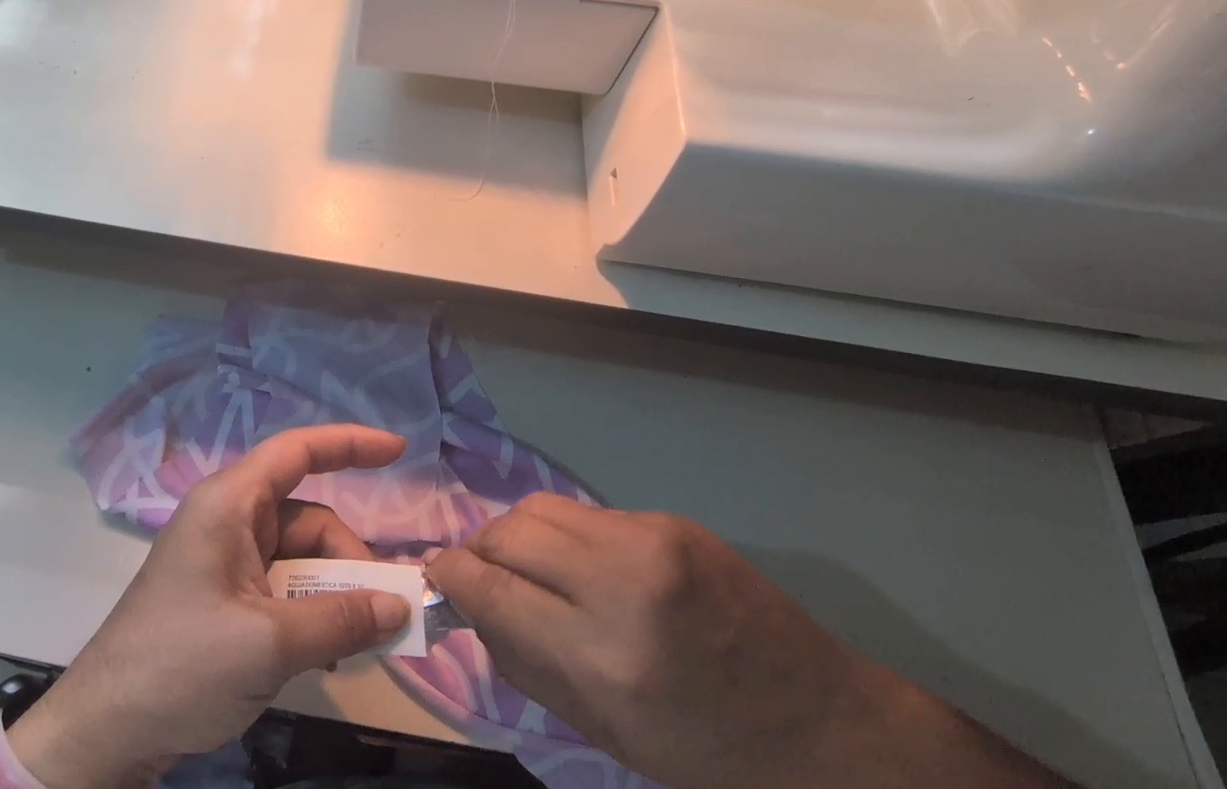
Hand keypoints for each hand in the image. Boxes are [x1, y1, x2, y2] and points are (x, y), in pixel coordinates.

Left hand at [8, 424, 412, 788]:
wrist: (108, 728)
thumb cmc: (181, 666)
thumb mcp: (269, 644)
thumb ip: (341, 621)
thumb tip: (400, 607)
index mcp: (228, 505)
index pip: (296, 452)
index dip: (349, 444)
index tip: (401, 451)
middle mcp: (228, 523)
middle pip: (309, 518)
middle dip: (351, 559)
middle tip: (384, 613)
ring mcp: (225, 562)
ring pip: (301, 559)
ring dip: (335, 595)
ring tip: (357, 644)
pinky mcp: (224, 599)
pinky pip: (284, 590)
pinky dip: (313, 613)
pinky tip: (327, 656)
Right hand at [428, 494, 1077, 788]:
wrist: (822, 721)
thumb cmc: (703, 749)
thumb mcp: (600, 728)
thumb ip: (521, 658)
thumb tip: (468, 602)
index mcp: (602, 655)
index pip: (488, 585)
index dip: (447, 576)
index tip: (435, 580)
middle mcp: (622, 582)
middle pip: (507, 531)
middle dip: (476, 551)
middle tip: (477, 577)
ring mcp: (652, 540)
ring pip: (540, 508)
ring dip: (515, 536)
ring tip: (522, 568)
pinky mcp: (672, 521)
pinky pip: (585, 513)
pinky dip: (561, 535)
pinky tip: (576, 566)